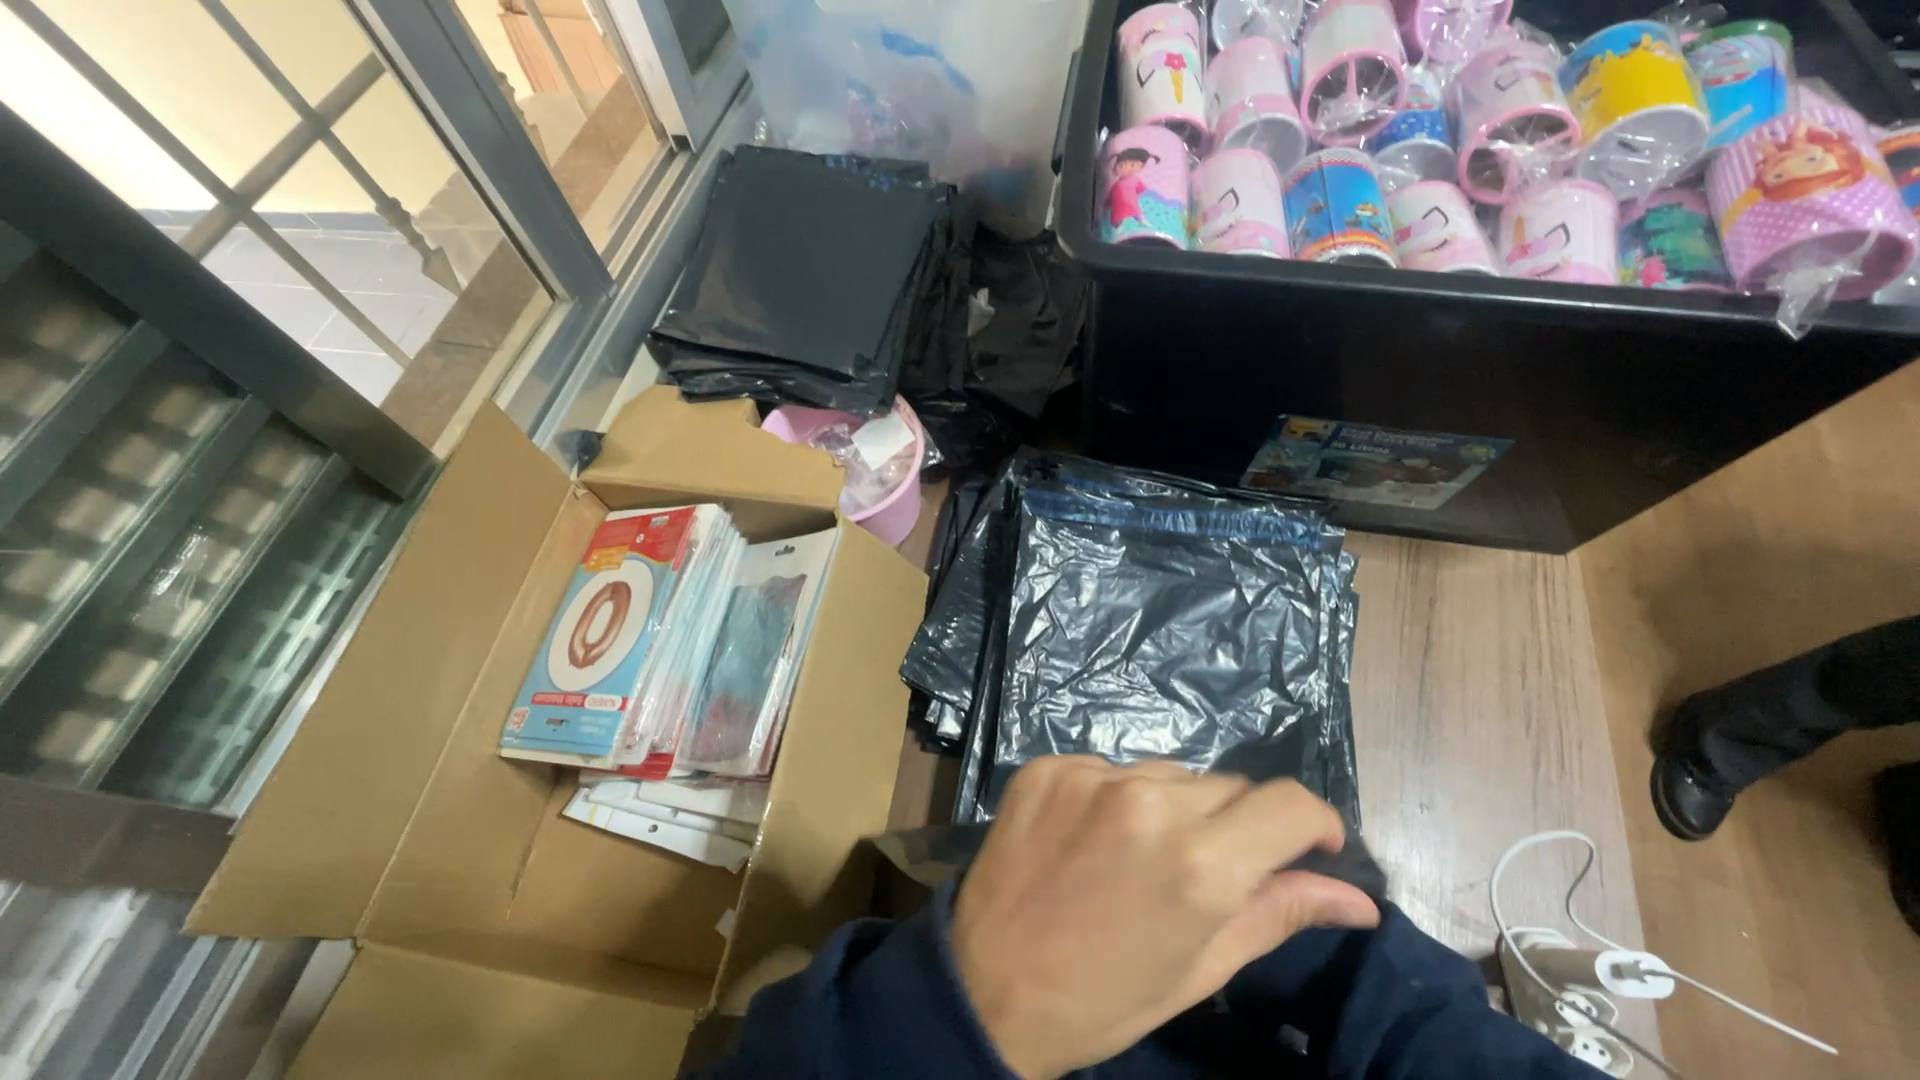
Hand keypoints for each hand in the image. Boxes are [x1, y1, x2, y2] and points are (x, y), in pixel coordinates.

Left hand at [950, 758, 1380, 1078]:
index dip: (1313, 824)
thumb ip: (1276, 912)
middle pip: (1229, 786)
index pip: (1290, 804)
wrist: (984, 988)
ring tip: (1139, 855)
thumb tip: (1357, 896)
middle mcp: (1150, 803)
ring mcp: (1092, 778)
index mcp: (1201, 864)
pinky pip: (1109, 767)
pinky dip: (1114, 796)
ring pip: (1170, 773)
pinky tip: (1092, 838)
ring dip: (1173, 806)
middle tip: (1206, 869)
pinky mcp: (1047, 767)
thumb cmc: (1103, 998)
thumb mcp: (1199, 969)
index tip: (1310, 847)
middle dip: (1237, 823)